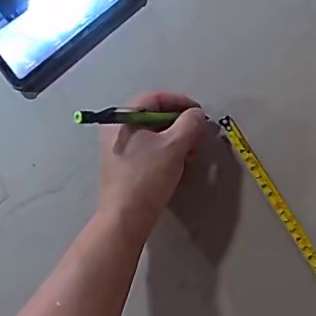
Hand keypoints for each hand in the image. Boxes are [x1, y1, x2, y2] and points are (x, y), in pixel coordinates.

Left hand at [96, 91, 211, 232]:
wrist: (126, 217)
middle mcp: (116, 129)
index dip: (181, 102)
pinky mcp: (123, 165)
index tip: (199, 114)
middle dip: (181, 123)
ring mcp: (118, 148)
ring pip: (153, 133)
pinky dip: (166, 150)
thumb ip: (190, 124)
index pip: (155, 98)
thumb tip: (196, 115)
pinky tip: (179, 162)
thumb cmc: (147, 177)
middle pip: (154, 115)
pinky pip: (148, 148)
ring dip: (176, 138)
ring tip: (192, 152)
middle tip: (198, 135)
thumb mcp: (174, 146)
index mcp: (122, 118)